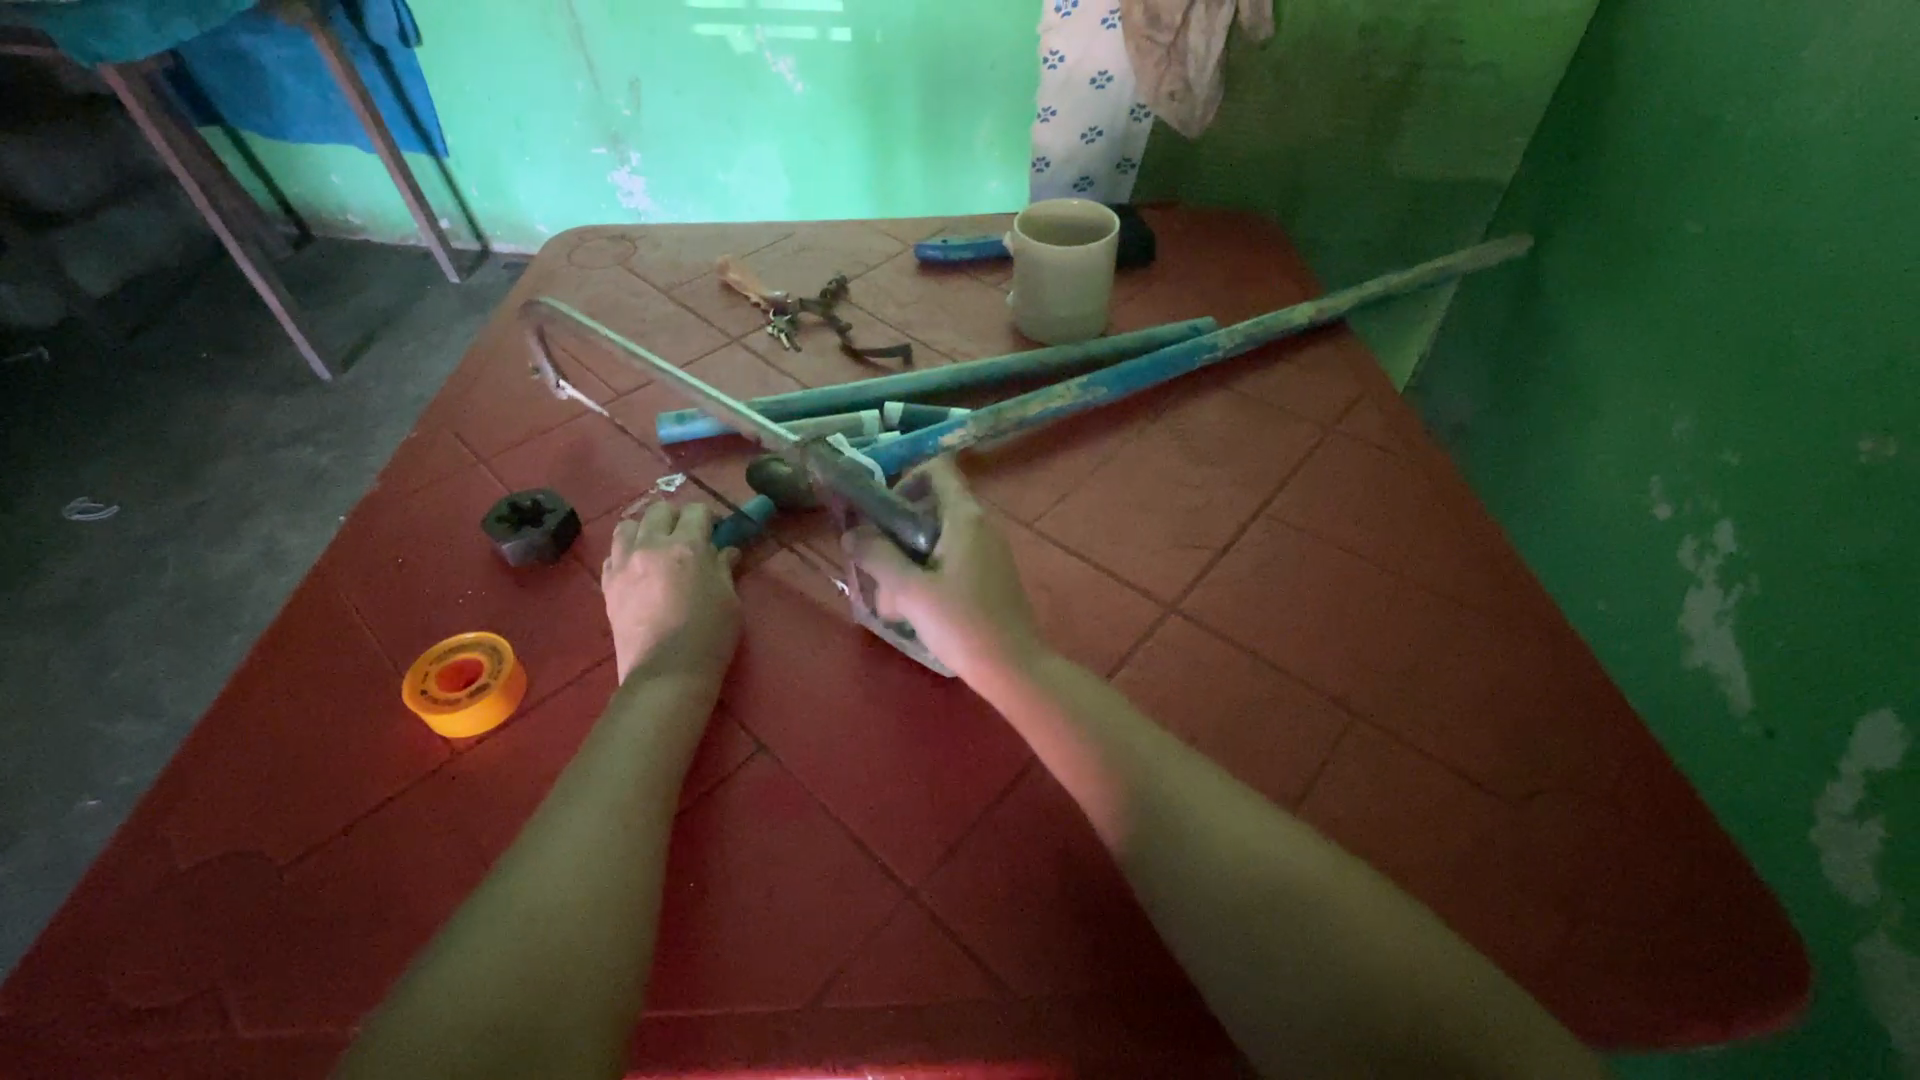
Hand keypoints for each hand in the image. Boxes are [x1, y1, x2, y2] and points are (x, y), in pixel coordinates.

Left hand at [602, 501, 740, 683]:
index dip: (707, 518)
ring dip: (645, 531)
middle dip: (675, 518)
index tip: (713, 531)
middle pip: (659, 510)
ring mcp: (624, 564)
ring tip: (656, 549)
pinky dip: (626, 555)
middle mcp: (651, 546)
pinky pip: (612, 555)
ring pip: (627, 526)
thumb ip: (724, 568)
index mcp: (686, 546)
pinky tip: (639, 571)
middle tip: (686, 538)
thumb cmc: (709, 635)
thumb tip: (726, 550)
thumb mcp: (729, 599)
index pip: (696, 511)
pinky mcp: (608, 584)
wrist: (666, 672)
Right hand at [845, 456, 1044, 680]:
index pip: (936, 470)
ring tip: (891, 599)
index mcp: (965, 517)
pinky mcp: (990, 576)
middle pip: (931, 507)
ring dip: (909, 560)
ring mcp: (989, 552)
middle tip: (876, 563)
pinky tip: (914, 611)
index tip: (881, 514)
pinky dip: (929, 575)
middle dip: (898, 531)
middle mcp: (981, 526)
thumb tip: (852, 533)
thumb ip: (877, 556)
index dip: (905, 480)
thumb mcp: (909, 590)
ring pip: (938, 539)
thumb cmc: (962, 623)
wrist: (1012, 667)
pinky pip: (952, 561)